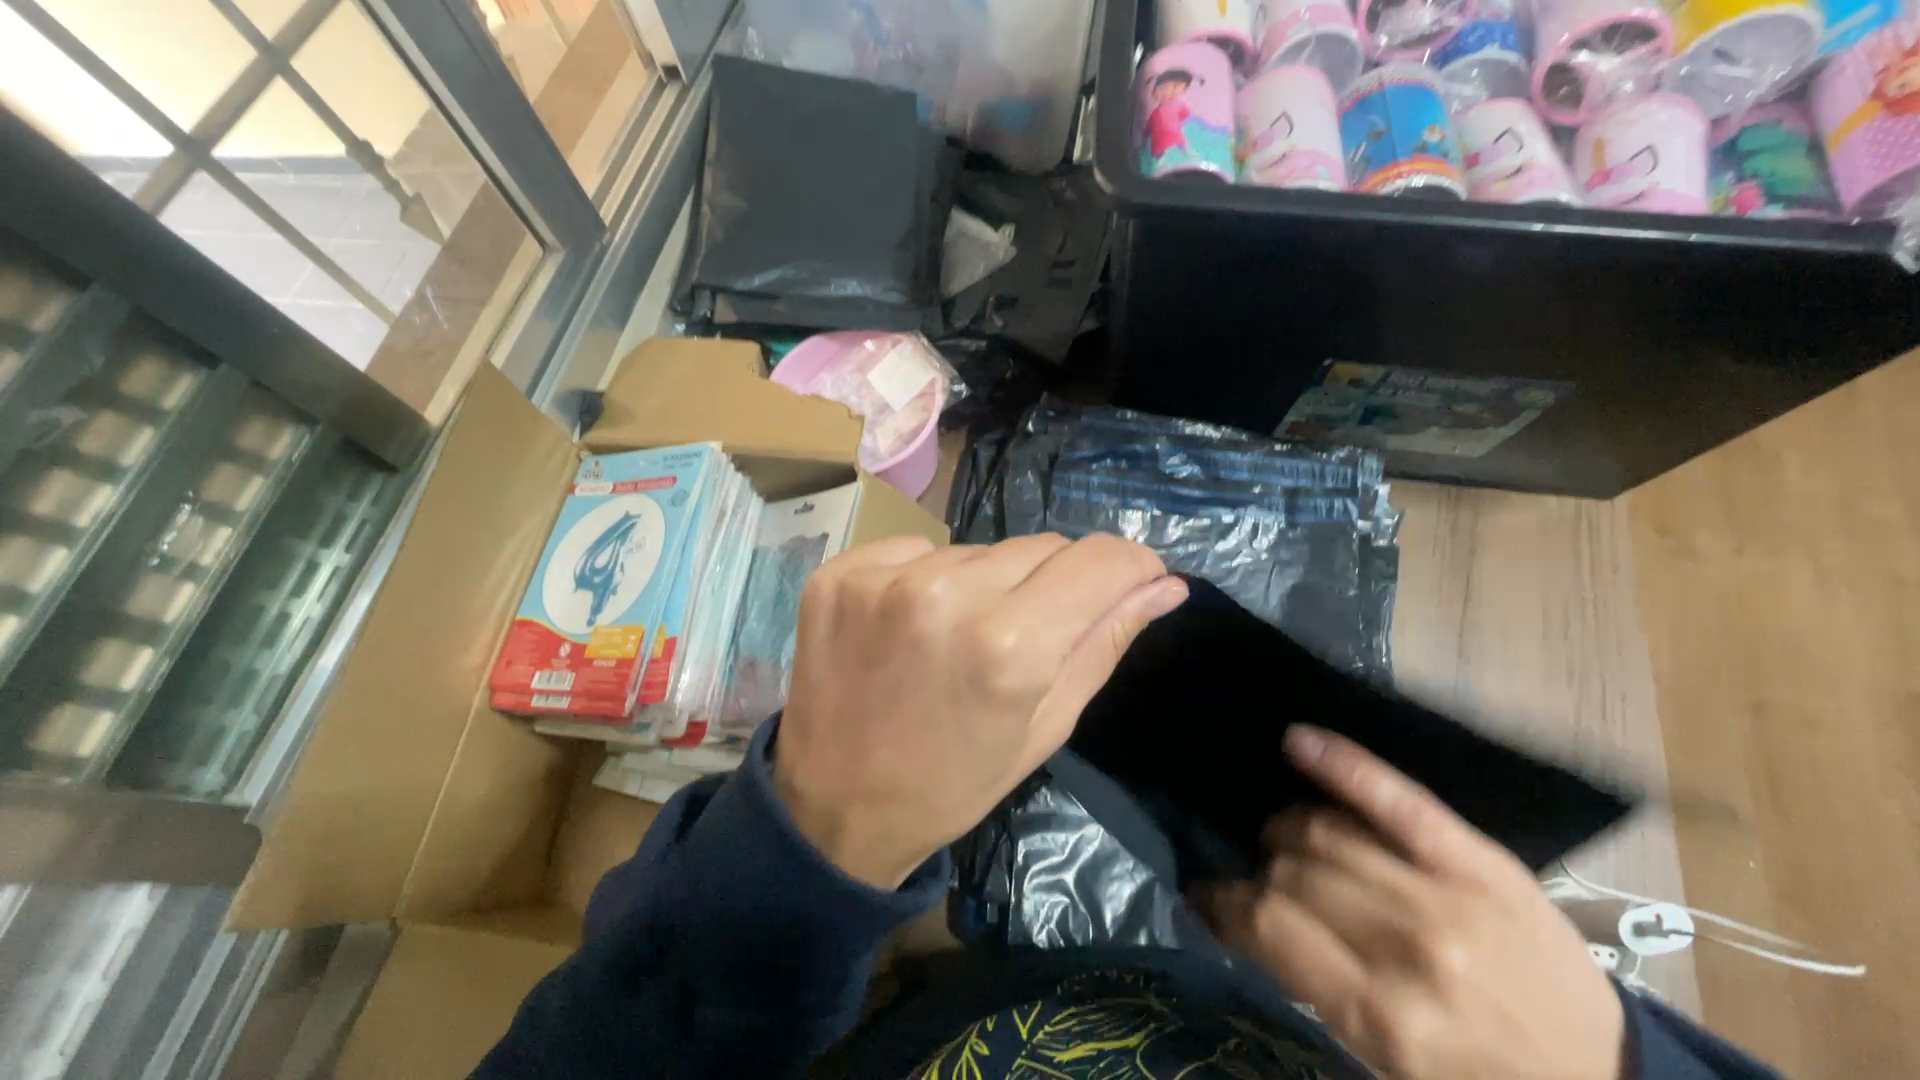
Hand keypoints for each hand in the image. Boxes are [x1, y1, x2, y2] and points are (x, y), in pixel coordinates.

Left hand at [774, 534, 1186, 889]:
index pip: (1100, 560)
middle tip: (1025, 638)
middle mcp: (946, 596)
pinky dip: (926, 578)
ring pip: (978, 549)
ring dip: (985, 584)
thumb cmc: (953, 783)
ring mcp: (883, 580)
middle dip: (1052, 584)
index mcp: (1009, 649)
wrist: (833, 807)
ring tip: (958, 639)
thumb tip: (1164, 585)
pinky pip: (916, 550)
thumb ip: (1104, 643)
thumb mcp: (1044, 727)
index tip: (1130, 585)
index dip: (1129, 568)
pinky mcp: (840, 573)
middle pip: (1040, 547)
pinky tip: (910, 627)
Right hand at [1200, 727, 1625, 1079]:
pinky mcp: (1477, 858)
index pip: (1267, 925)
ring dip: (1289, 830)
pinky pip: (1396, 796)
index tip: (1208, 898)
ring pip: (1326, 829)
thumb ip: (1309, 990)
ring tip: (1287, 843)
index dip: (1224, 904)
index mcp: (1380, 1013)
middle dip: (1261, 872)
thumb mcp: (1382, 1062)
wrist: (1598, 1075)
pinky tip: (1297, 742)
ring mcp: (1446, 893)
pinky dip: (1342, 764)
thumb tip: (1237, 919)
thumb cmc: (1474, 1074)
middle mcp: (1407, 946)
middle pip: (1293, 871)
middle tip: (1261, 882)